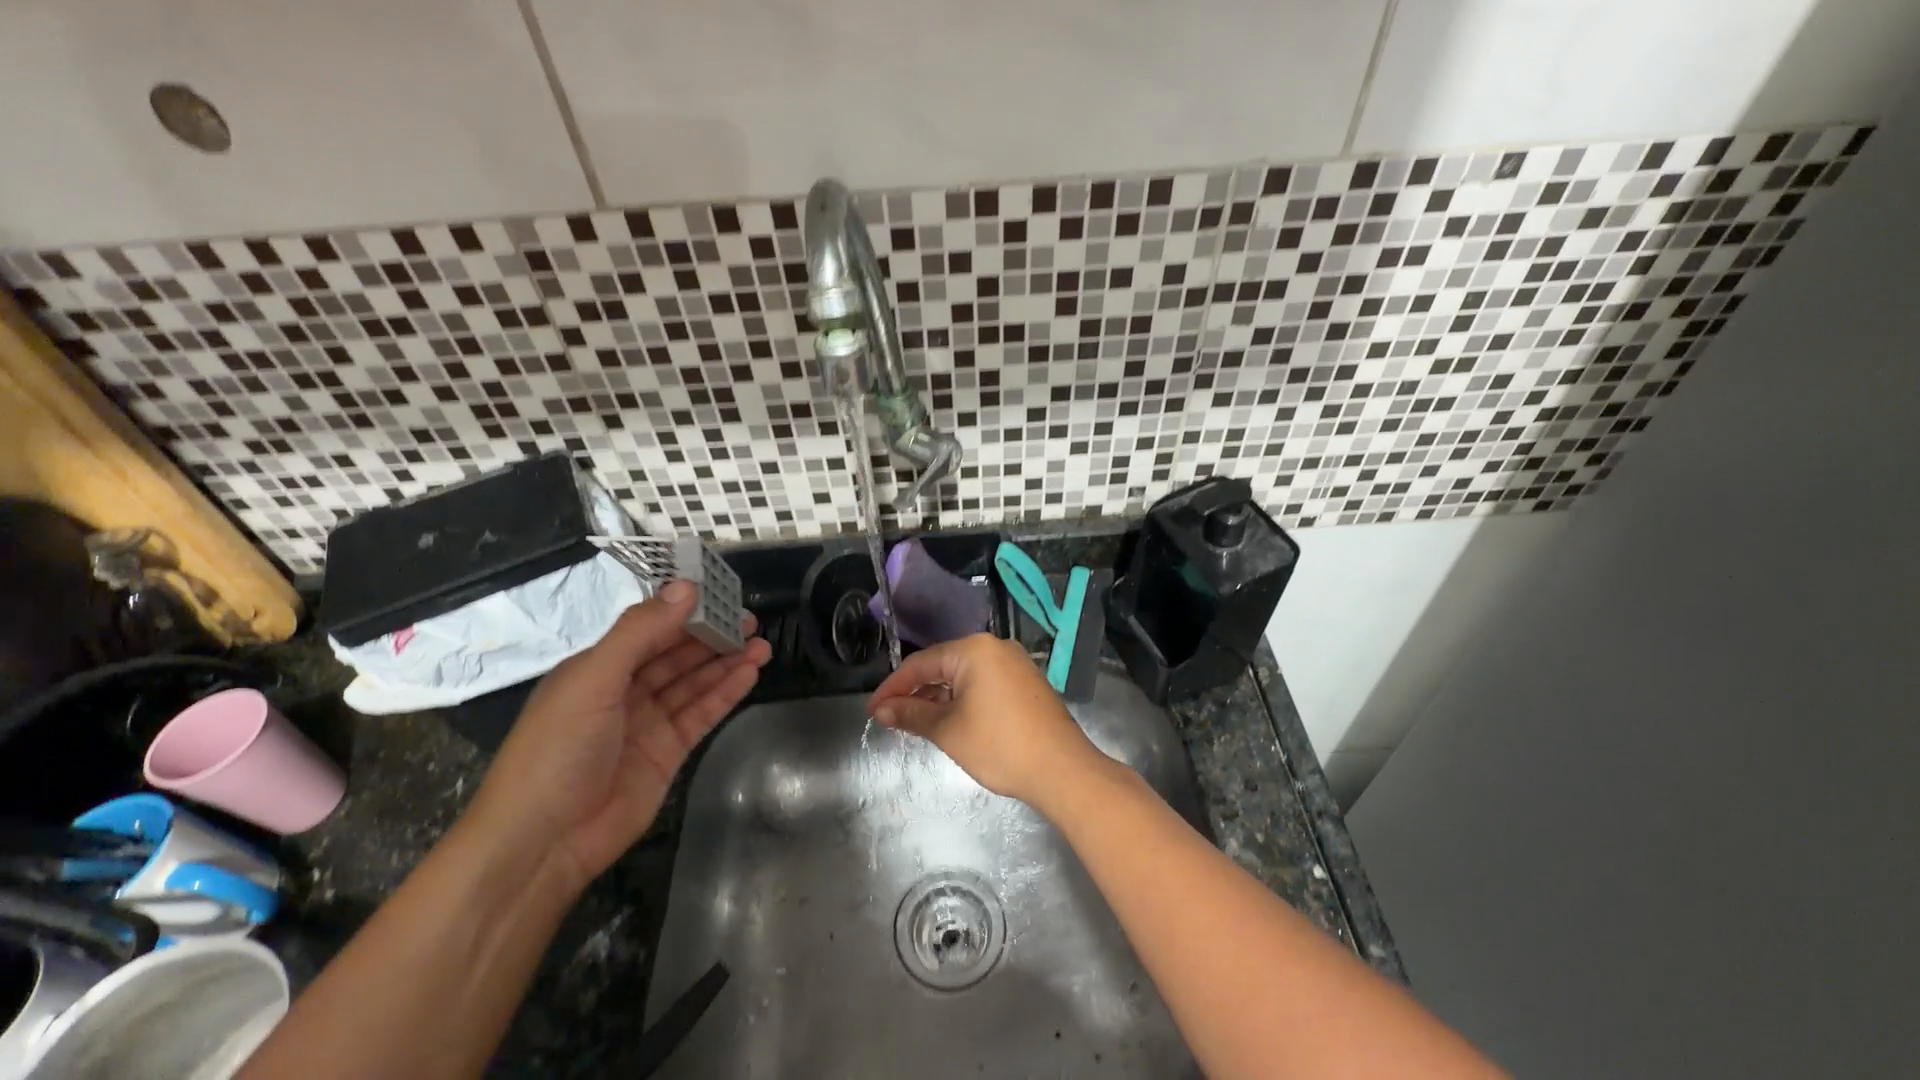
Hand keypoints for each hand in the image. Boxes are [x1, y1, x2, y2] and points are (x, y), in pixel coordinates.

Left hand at [468, 581, 770, 890]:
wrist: (544, 838)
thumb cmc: (557, 749)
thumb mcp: (594, 679)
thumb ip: (641, 632)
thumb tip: (686, 587)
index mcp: (597, 668)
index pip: (649, 629)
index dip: (685, 611)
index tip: (722, 595)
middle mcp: (623, 691)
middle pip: (675, 655)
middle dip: (712, 636)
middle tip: (750, 621)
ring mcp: (647, 724)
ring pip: (693, 684)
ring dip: (726, 663)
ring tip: (761, 645)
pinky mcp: (667, 754)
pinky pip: (701, 715)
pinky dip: (725, 694)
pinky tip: (749, 674)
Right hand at [865, 634, 1104, 805]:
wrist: (1062, 770)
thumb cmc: (999, 746)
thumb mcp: (948, 730)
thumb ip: (912, 715)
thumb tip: (883, 710)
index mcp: (974, 650)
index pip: (920, 664)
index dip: (892, 688)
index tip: (872, 711)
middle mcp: (995, 648)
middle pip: (942, 666)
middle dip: (915, 693)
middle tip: (890, 719)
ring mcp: (1014, 666)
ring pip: (963, 677)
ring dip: (938, 699)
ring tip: (914, 724)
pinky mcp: (1026, 685)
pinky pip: (983, 685)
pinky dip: (962, 701)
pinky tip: (949, 722)